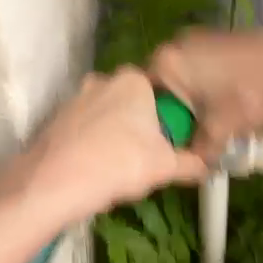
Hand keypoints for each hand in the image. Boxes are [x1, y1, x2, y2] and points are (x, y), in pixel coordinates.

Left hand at [10, 67, 207, 222]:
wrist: (56, 183)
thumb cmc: (121, 163)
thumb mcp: (166, 166)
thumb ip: (191, 164)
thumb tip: (207, 167)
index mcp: (133, 80)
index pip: (160, 95)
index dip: (166, 123)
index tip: (166, 148)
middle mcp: (102, 80)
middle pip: (131, 106)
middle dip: (139, 129)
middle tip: (143, 162)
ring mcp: (74, 98)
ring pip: (105, 118)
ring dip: (114, 138)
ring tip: (117, 171)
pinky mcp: (54, 119)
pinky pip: (83, 131)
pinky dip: (90, 146)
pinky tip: (93, 171)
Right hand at [148, 29, 262, 159]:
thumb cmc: (249, 97)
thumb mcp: (219, 133)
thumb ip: (197, 152)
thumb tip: (192, 165)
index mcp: (165, 62)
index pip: (142, 100)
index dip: (156, 125)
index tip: (171, 143)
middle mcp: (176, 43)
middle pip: (166, 89)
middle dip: (179, 115)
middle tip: (194, 138)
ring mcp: (202, 37)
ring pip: (188, 80)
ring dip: (197, 103)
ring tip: (216, 125)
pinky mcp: (224, 38)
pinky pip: (207, 69)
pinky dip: (213, 88)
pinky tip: (231, 105)